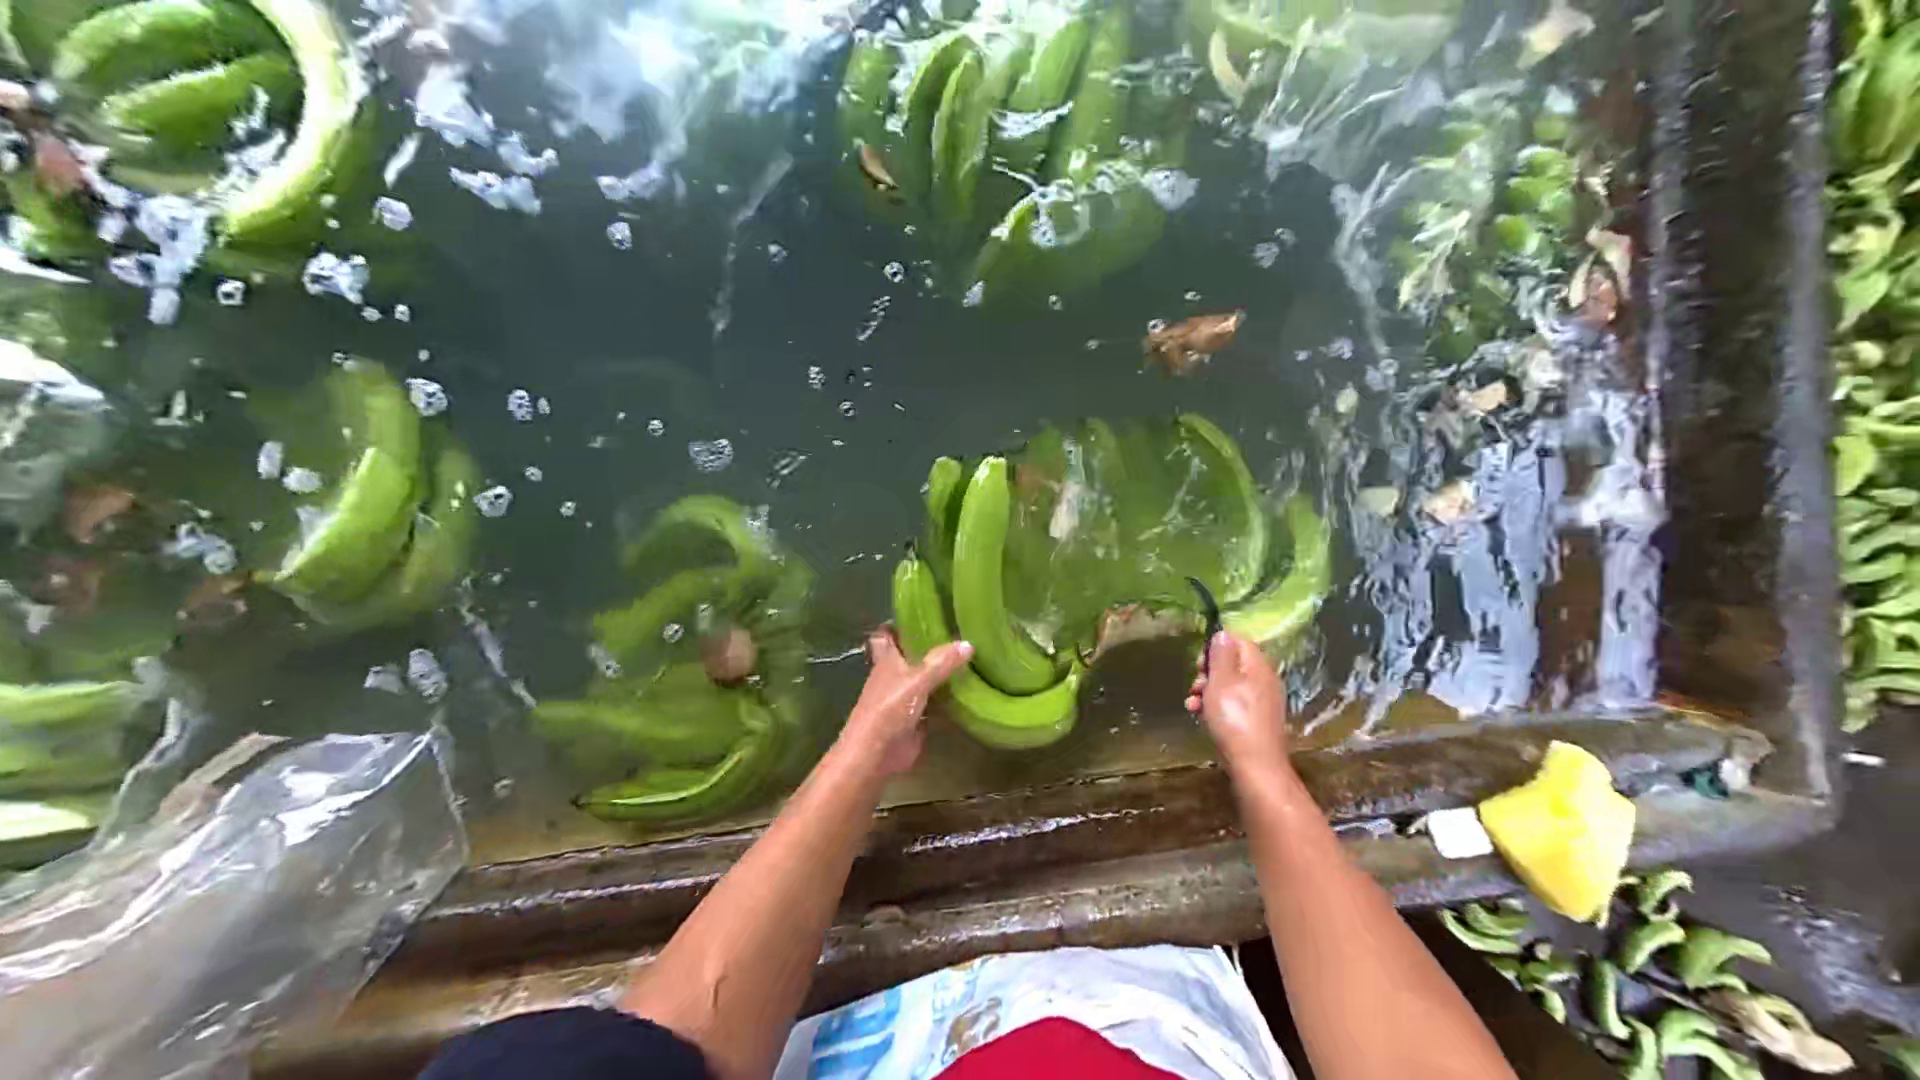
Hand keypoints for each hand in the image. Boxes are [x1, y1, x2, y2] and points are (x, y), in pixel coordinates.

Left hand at [835, 628, 972, 776]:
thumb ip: (941, 662)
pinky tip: (970, 689)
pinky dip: (949, 696)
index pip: (886, 634)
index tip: (922, 612)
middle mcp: (894, 675)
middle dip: (929, 645)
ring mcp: (904, 698)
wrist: (876, 754)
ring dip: (941, 671)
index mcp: (887, 660)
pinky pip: (935, 702)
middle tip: (958, 632)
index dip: (898, 623)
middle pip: (910, 655)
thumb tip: (968, 643)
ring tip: (971, 656)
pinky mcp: (916, 719)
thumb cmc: (888, 710)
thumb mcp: (916, 680)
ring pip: (924, 678)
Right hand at [1186, 632, 1290, 775]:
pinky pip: (1232, 702)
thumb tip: (1223, 632)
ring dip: (1206, 690)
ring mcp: (1260, 700)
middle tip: (1196, 685)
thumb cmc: (1234, 719)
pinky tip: (1200, 715)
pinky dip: (1215, 705)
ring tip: (1193, 703)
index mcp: (1258, 666)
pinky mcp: (1255, 718)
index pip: (1237, 641)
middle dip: (1207, 672)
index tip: (1200, 664)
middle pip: (1231, 663)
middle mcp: (1263, 679)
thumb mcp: (1221, 681)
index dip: (1215, 648)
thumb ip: (1221, 655)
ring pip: (1228, 684)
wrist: (1255, 765)